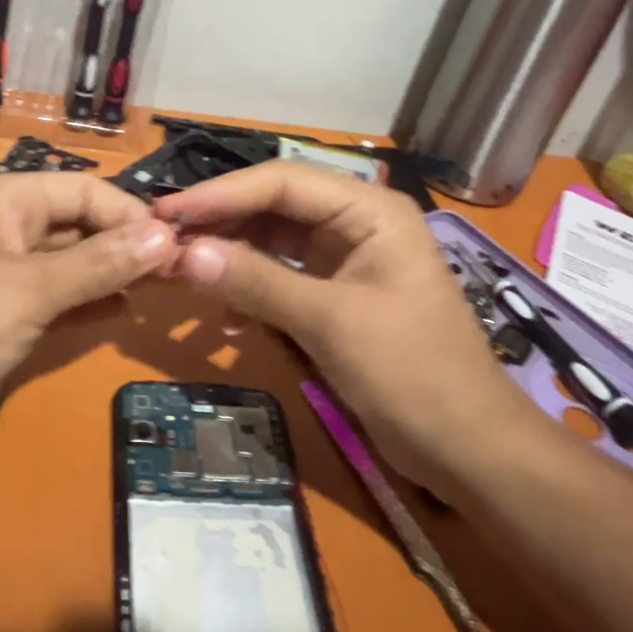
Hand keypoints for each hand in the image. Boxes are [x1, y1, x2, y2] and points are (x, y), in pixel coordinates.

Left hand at [0, 173, 174, 478]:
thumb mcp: (27, 290)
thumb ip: (99, 264)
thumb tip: (165, 235)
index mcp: (2, 202)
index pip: (83, 191)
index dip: (131, 214)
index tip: (179, 246)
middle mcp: (2, 232)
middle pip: (77, 226)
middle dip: (126, 246)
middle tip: (183, 273)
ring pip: (68, 268)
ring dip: (112, 276)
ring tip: (165, 293)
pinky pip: (53, 305)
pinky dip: (87, 306)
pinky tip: (124, 315)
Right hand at [152, 161, 535, 490]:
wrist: (468, 448)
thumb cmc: (411, 374)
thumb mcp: (329, 322)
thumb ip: (257, 282)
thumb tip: (184, 253)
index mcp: (369, 211)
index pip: (281, 183)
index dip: (219, 195)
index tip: (164, 213)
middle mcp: (358, 224)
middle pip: (275, 208)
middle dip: (221, 225)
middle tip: (163, 244)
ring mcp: (350, 262)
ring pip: (276, 244)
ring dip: (233, 260)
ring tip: (184, 278)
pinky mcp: (341, 298)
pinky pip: (285, 280)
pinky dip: (254, 293)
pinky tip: (230, 322)